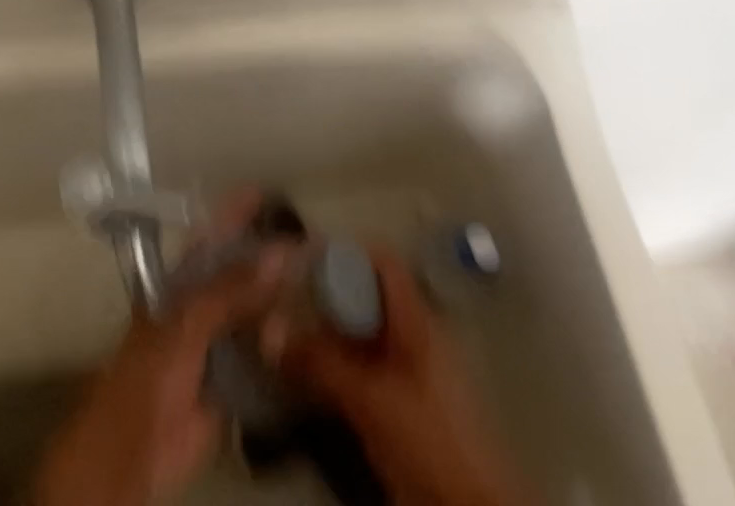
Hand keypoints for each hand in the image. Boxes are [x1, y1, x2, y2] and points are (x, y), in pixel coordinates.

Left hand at [35, 196, 284, 505]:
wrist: (136, 450)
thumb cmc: (148, 375)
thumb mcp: (186, 323)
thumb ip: (230, 288)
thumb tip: (280, 252)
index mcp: (176, 291)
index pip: (207, 243)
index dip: (230, 217)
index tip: (261, 193)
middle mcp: (196, 312)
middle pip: (236, 278)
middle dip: (266, 261)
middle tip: (309, 243)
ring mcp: (214, 347)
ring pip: (251, 315)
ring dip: (278, 303)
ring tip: (318, 283)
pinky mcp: (231, 381)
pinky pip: (260, 356)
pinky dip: (279, 347)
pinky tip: (303, 333)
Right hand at [280, 247, 532, 505]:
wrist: (463, 503)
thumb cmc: (428, 438)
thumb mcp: (370, 398)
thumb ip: (321, 363)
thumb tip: (270, 331)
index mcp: (418, 323)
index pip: (385, 266)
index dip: (348, 253)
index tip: (305, 254)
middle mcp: (411, 339)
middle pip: (366, 299)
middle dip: (324, 295)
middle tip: (279, 296)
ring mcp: (402, 372)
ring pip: (357, 336)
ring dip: (321, 333)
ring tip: (277, 330)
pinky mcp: (392, 402)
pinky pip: (355, 368)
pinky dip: (327, 364)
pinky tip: (296, 372)